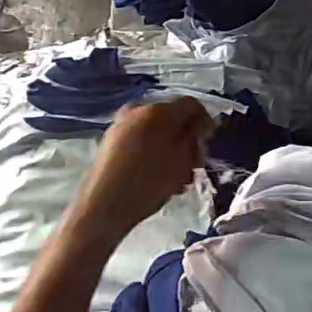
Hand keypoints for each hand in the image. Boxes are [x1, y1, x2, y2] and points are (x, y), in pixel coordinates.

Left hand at [67, 99, 211, 244]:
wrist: (103, 206)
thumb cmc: (150, 182)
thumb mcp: (183, 159)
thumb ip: (194, 136)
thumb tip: (199, 124)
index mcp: (158, 111)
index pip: (192, 104)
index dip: (205, 121)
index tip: (208, 142)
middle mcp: (137, 110)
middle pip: (173, 117)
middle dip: (186, 137)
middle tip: (194, 162)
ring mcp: (120, 125)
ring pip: (156, 129)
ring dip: (170, 147)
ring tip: (176, 173)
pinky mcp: (110, 140)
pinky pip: (140, 138)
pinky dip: (153, 150)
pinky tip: (157, 173)